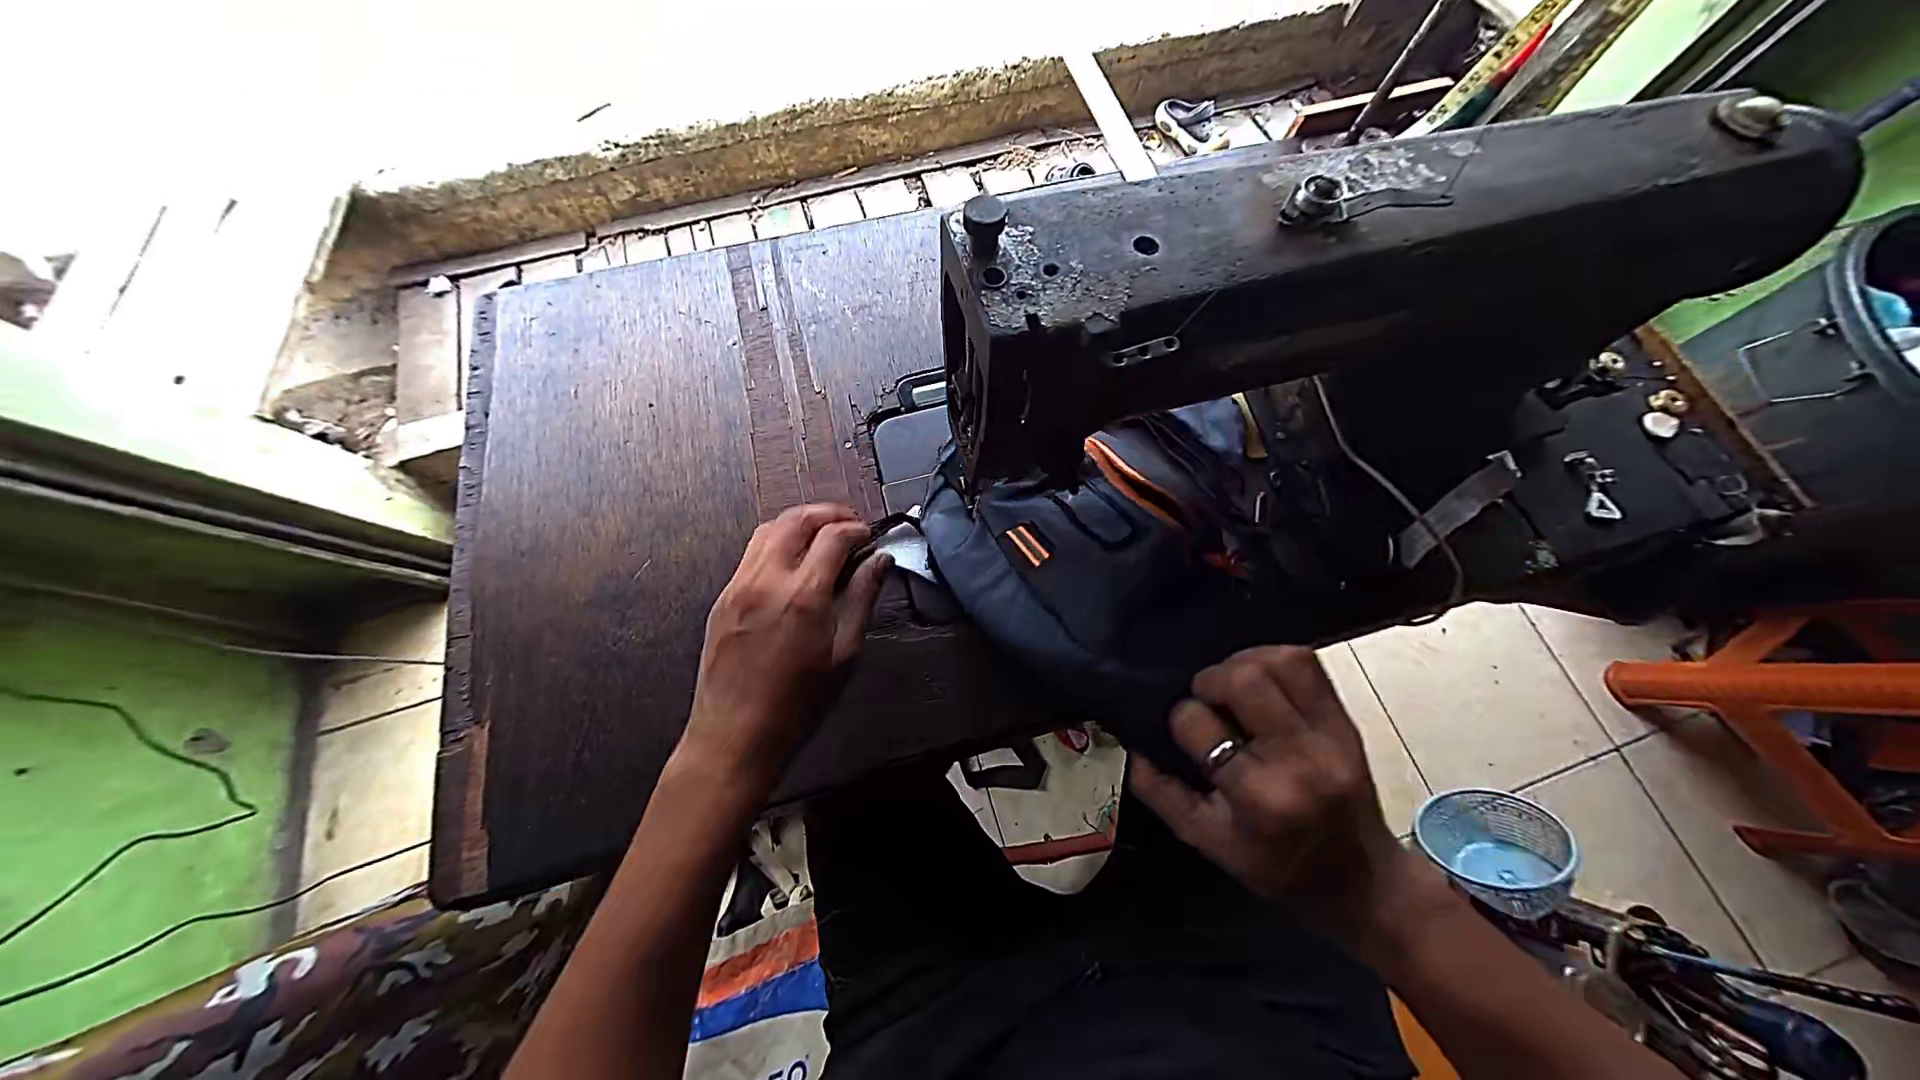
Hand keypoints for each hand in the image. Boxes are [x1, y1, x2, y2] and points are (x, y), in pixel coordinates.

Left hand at [680, 504, 890, 784]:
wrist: (735, 735)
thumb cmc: (795, 705)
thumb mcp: (844, 653)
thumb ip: (862, 599)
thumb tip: (880, 563)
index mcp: (803, 596)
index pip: (834, 535)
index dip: (858, 528)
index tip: (870, 535)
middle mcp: (766, 581)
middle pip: (797, 519)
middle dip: (828, 513)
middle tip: (850, 524)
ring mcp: (738, 587)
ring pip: (769, 528)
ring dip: (800, 522)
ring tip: (823, 536)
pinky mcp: (723, 598)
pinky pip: (751, 552)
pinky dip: (777, 542)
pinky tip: (794, 561)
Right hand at [1130, 646, 1421, 937]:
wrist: (1362, 883)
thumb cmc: (1277, 866)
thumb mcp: (1208, 842)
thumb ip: (1162, 793)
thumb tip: (1135, 748)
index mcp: (1259, 795)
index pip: (1197, 722)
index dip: (1180, 720)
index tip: (1184, 733)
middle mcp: (1300, 758)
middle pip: (1243, 679)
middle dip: (1208, 681)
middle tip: (1205, 701)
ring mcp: (1332, 736)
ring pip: (1281, 661)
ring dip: (1243, 663)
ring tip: (1232, 687)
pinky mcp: (1347, 722)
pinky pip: (1310, 665)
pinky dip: (1275, 661)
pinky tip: (1260, 681)